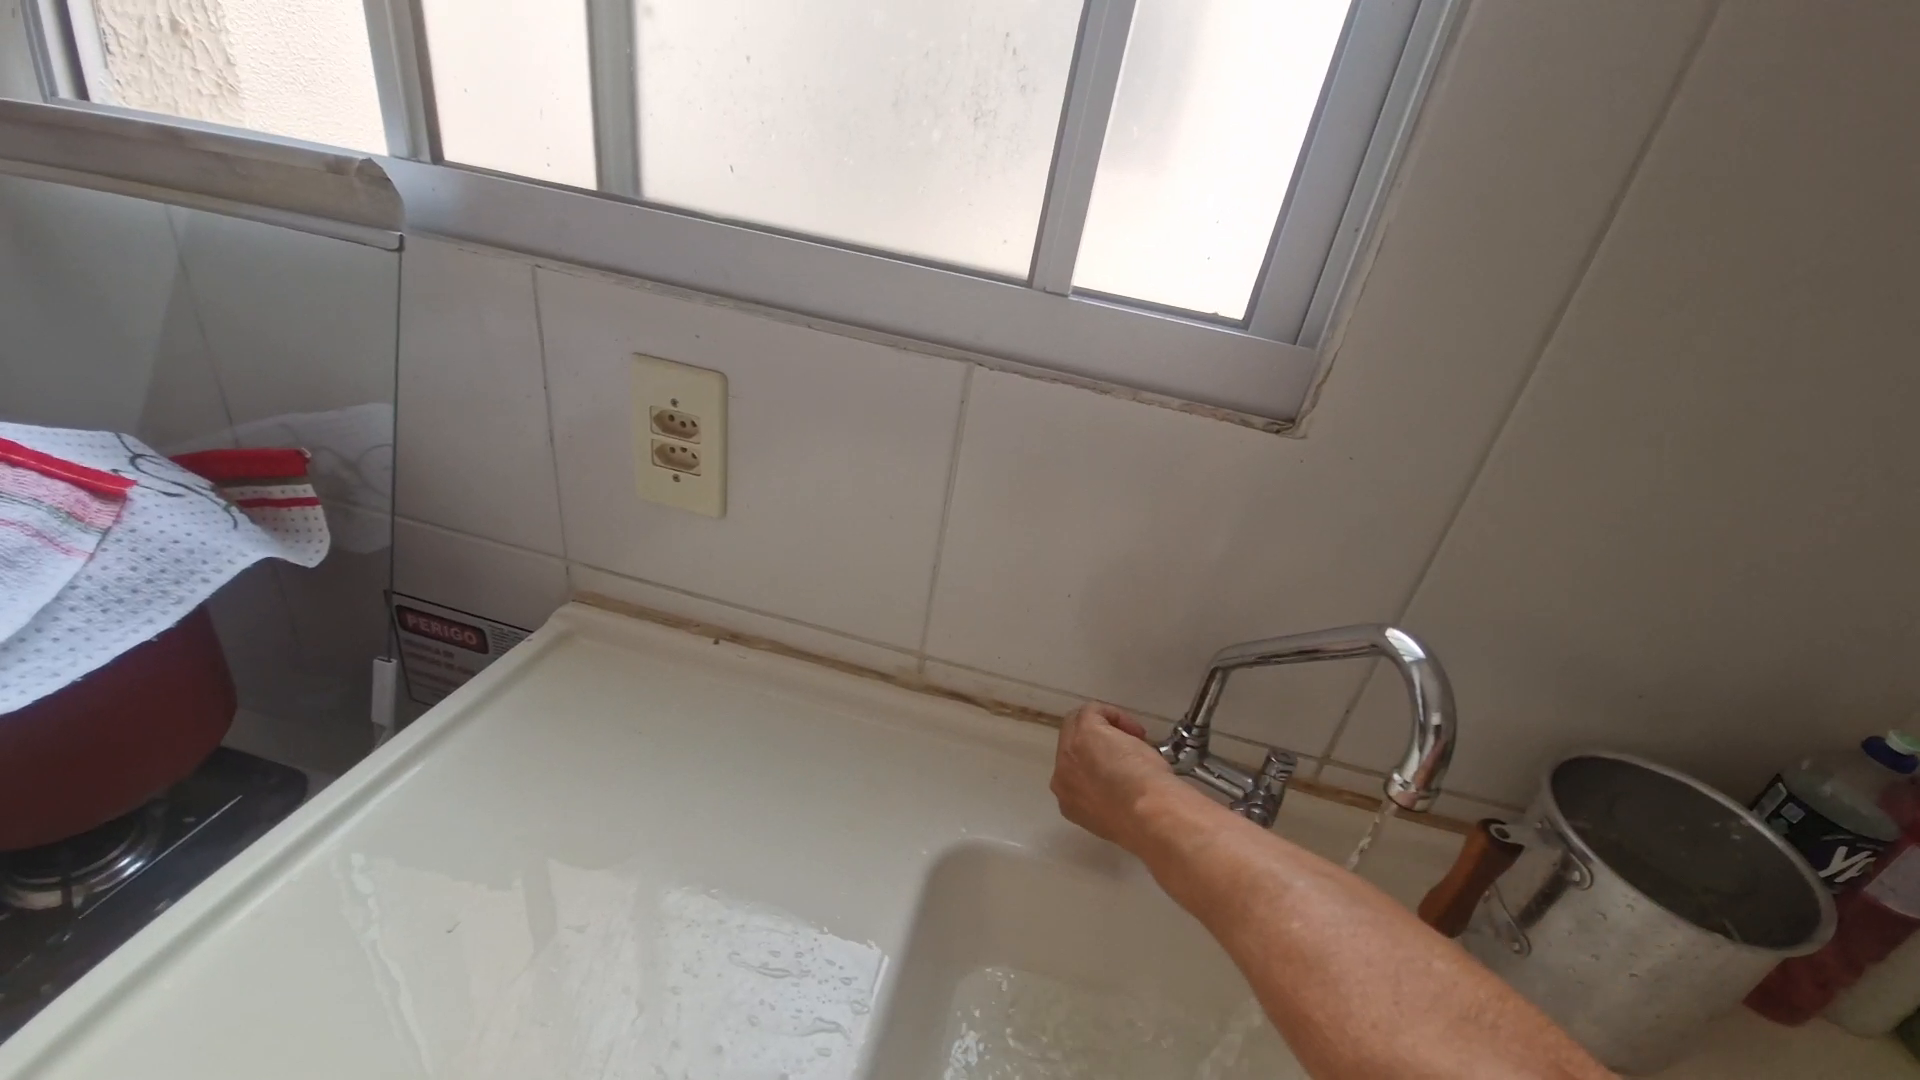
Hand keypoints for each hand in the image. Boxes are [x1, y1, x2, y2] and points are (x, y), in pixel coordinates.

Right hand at [1051, 702, 1178, 850]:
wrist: (1147, 813)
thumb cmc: (1142, 819)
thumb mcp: (1116, 812)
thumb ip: (1107, 797)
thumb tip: (1120, 786)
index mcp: (1069, 802)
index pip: (1076, 771)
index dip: (1100, 765)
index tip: (1124, 768)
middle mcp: (1062, 776)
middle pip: (1071, 745)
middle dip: (1098, 743)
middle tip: (1127, 748)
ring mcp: (1069, 751)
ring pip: (1077, 726)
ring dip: (1105, 729)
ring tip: (1136, 739)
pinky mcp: (1084, 730)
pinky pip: (1092, 711)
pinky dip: (1114, 715)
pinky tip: (1136, 730)